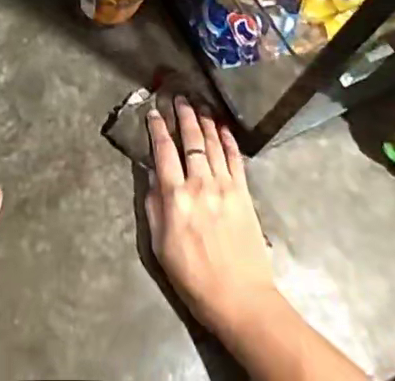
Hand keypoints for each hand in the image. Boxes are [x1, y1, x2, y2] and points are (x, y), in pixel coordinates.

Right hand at [144, 98, 276, 331]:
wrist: (239, 297)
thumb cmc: (193, 278)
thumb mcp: (160, 246)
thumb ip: (154, 206)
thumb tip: (151, 175)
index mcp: (175, 198)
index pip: (163, 152)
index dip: (157, 128)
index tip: (153, 112)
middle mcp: (199, 184)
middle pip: (190, 139)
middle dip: (183, 114)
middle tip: (178, 97)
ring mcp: (224, 185)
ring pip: (213, 142)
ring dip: (204, 120)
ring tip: (198, 103)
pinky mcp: (243, 191)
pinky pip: (235, 157)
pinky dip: (228, 138)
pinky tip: (223, 126)